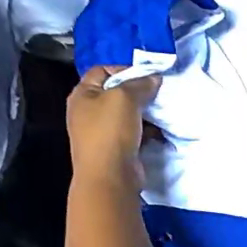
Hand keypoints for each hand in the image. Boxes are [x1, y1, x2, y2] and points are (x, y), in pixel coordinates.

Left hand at [68, 66, 159, 188]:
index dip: (125, 69)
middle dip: (139, 92)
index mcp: (83, 95)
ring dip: (146, 113)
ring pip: (128, 115)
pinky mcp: (116, 150)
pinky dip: (147, 131)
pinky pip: (134, 133)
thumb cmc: (110, 131)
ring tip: (163, 111)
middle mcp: (89, 112)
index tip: (148, 75)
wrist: (109, 177)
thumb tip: (154, 78)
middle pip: (117, 93)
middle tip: (160, 93)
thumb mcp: (124, 98)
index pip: (103, 71)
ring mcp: (102, 133)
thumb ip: (140, 83)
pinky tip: (161, 131)